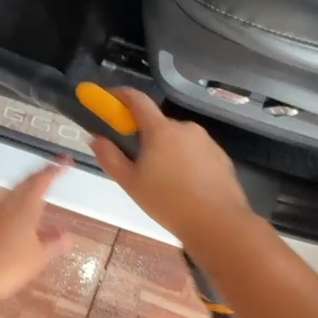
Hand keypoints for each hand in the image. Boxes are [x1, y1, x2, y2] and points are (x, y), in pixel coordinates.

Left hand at [0, 156, 71, 302]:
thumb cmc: (9, 266)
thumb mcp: (38, 258)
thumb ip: (53, 245)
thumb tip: (66, 236)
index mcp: (24, 207)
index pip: (41, 181)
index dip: (54, 170)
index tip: (65, 162)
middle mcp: (5, 205)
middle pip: (23, 185)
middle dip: (39, 178)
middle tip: (51, 173)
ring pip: (11, 198)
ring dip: (25, 195)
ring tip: (37, 200)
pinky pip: (1, 213)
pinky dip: (13, 212)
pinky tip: (17, 225)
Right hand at [89, 87, 250, 242]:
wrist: (217, 222)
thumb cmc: (167, 202)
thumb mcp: (130, 183)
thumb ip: (110, 157)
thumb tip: (97, 139)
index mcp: (160, 130)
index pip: (138, 100)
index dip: (121, 95)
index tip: (109, 97)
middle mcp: (185, 128)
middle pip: (158, 125)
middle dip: (145, 137)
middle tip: (138, 164)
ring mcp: (206, 141)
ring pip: (177, 139)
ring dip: (166, 151)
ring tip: (164, 182)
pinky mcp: (220, 155)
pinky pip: (195, 152)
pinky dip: (185, 161)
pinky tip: (184, 186)